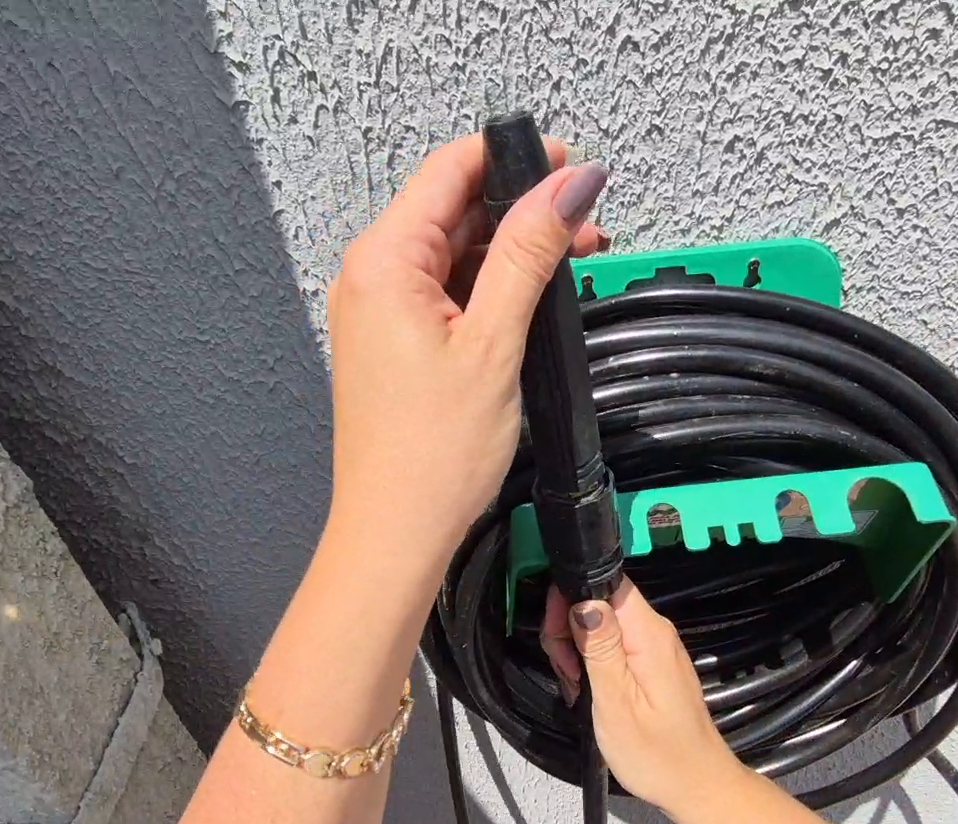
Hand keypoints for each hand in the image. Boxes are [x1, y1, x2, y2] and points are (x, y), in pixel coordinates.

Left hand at [324, 135, 608, 564]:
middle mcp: (372, 279)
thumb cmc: (434, 454)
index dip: (513, 158)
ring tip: (570, 265)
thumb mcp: (494, 342)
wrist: (397, 531)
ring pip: (454, 256)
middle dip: (521, 211)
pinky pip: (445, 295)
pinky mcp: (395, 345)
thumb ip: (528, 255)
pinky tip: (530, 301)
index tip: (568, 164)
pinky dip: (488, 291)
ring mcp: (381, 314)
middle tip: (585, 225)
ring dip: (511, 254)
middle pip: (454, 212)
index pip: (449, 172)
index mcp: (384, 263)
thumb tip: (566, 186)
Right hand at [540, 579, 745, 811]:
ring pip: (602, 622)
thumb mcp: (616, 704)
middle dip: (569, 629)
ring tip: (577, 688)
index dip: (573, 596)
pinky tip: (589, 690)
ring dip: (578, 650)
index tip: (558, 635)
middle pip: (600, 601)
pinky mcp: (651, 661)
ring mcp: (654, 646)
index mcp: (648, 634)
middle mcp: (655, 630)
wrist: (696, 787)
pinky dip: (593, 662)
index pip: (607, 582)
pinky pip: (613, 643)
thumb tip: (584, 600)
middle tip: (567, 673)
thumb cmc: (656, 754)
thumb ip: (599, 648)